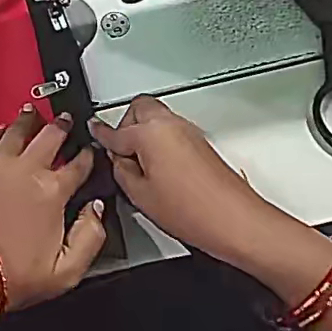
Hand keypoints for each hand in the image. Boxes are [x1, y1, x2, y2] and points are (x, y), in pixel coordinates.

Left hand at [0, 105, 107, 310]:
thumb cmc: (13, 272)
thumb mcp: (68, 268)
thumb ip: (91, 236)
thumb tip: (97, 213)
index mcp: (53, 192)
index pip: (78, 164)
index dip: (88, 156)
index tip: (89, 153)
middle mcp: (27, 171)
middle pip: (50, 135)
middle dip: (62, 125)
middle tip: (66, 120)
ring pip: (17, 129)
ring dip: (29, 119)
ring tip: (34, 111)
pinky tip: (1, 129)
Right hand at [88, 95, 289, 259]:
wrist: (237, 222)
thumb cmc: (196, 211)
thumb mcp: (139, 195)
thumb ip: (120, 171)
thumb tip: (117, 161)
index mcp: (149, 133)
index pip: (114, 131)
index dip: (100, 134)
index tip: (94, 131)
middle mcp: (170, 125)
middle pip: (138, 108)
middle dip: (124, 125)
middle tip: (119, 150)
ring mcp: (188, 132)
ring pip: (156, 117)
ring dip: (144, 132)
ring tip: (140, 164)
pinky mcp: (200, 143)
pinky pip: (171, 131)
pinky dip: (160, 142)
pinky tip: (158, 169)